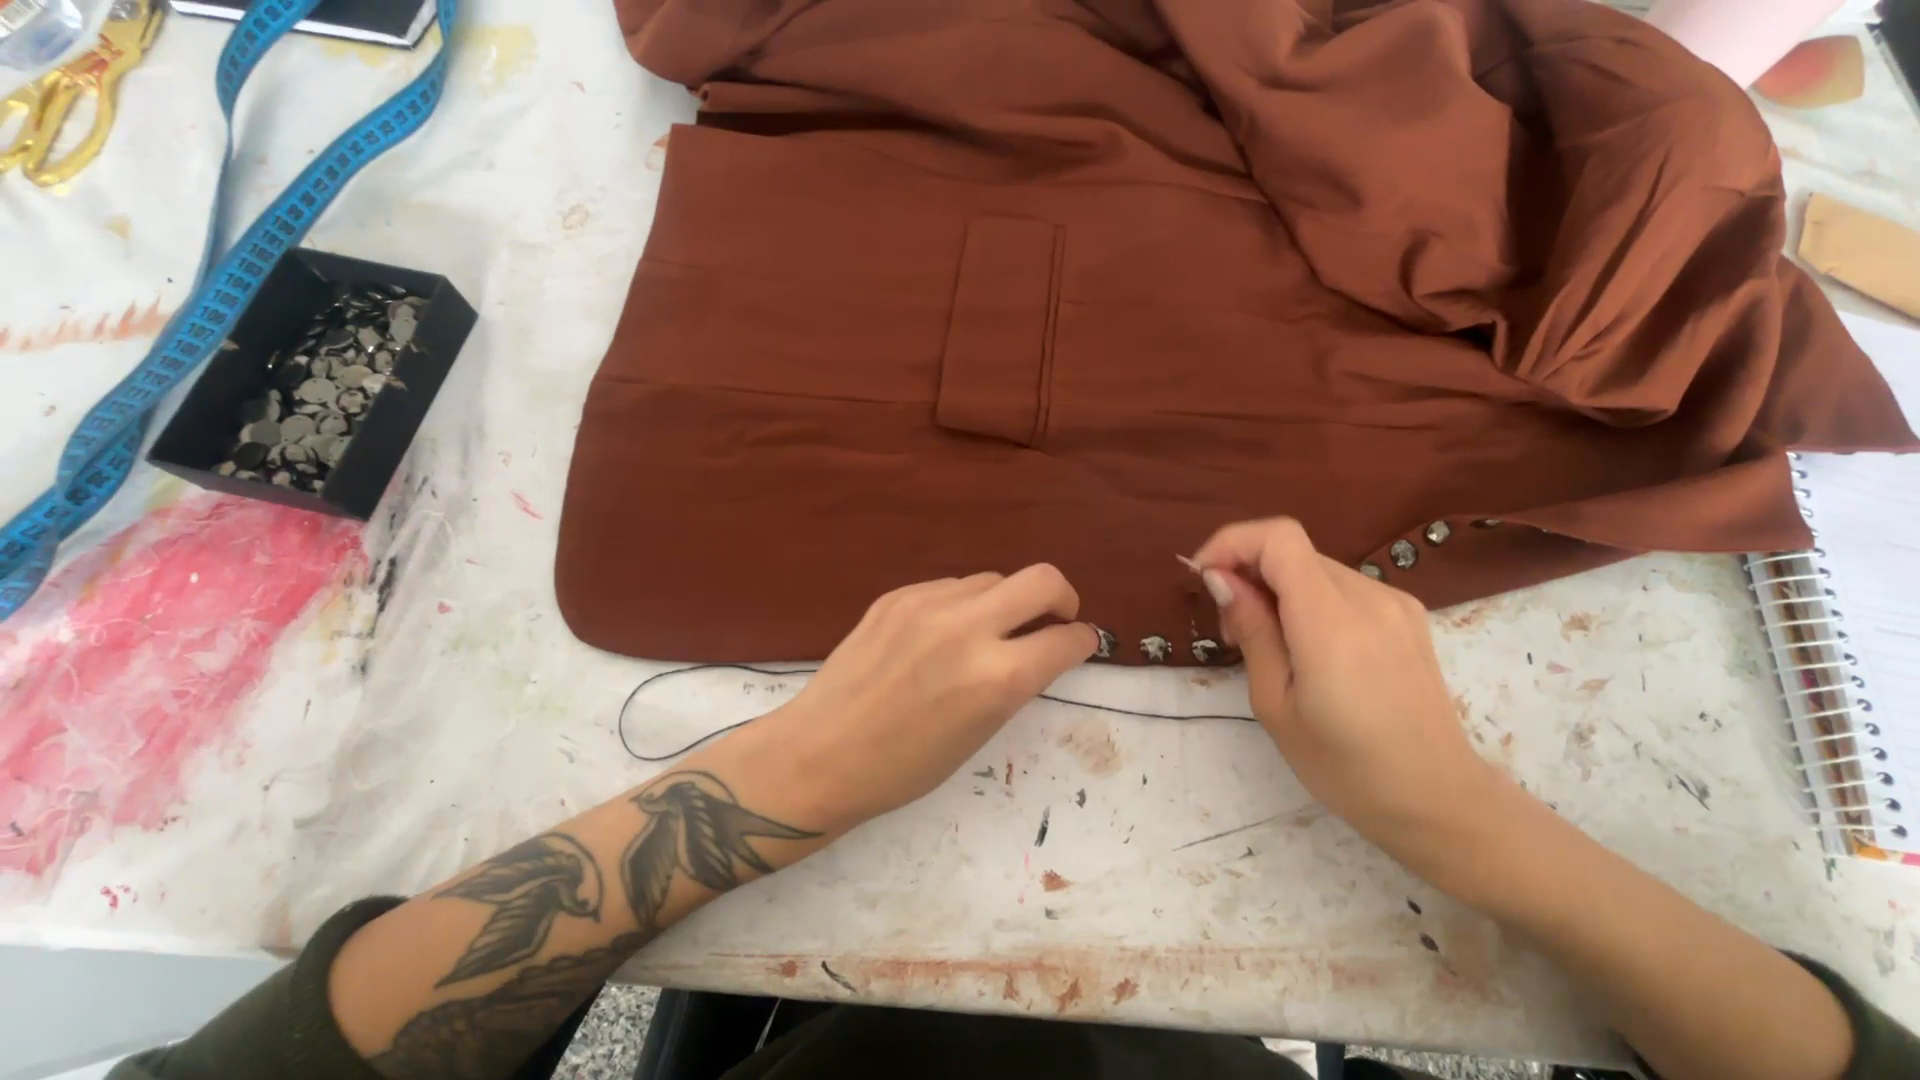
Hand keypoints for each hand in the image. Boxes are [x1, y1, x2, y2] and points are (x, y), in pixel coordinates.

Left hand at [749, 565, 1098, 830]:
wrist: (820, 754)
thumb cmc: (905, 767)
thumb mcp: (980, 733)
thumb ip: (1016, 682)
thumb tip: (1041, 648)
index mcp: (998, 678)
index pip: (1067, 639)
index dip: (1083, 641)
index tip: (1080, 644)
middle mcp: (969, 628)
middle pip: (1043, 579)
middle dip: (1061, 599)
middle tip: (1053, 621)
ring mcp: (928, 604)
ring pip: (994, 578)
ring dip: (1005, 602)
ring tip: (987, 634)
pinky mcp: (896, 596)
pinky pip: (950, 586)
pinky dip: (962, 604)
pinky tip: (941, 635)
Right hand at [1191, 518, 1506, 852]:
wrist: (1437, 799)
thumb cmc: (1345, 766)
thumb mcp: (1276, 705)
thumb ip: (1253, 631)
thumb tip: (1222, 578)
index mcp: (1331, 622)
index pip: (1278, 538)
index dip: (1232, 543)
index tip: (1205, 579)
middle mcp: (1369, 598)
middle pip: (1294, 553)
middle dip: (1249, 574)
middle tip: (1232, 632)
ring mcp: (1395, 604)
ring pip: (1317, 569)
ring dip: (1279, 590)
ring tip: (1270, 647)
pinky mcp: (1409, 617)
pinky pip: (1345, 589)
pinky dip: (1311, 601)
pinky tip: (1309, 649)